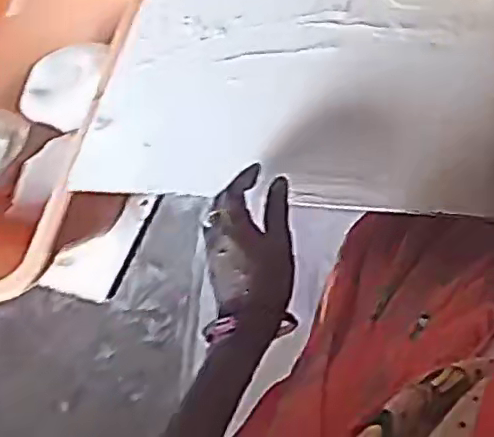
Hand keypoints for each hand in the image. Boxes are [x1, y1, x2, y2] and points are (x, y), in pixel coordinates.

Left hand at [205, 164, 292, 319]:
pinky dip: (226, 219)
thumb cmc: (268, 281)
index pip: (232, 192)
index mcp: (233, 226)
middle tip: (249, 181)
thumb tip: (277, 183)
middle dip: (233, 188)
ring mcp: (213, 251)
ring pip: (214, 218)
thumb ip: (276, 208)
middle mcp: (217, 236)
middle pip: (218, 204)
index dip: (243, 177)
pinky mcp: (214, 264)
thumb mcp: (280, 239)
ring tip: (244, 198)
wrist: (248, 322)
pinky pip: (215, 231)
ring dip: (227, 204)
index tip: (256, 170)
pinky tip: (239, 224)